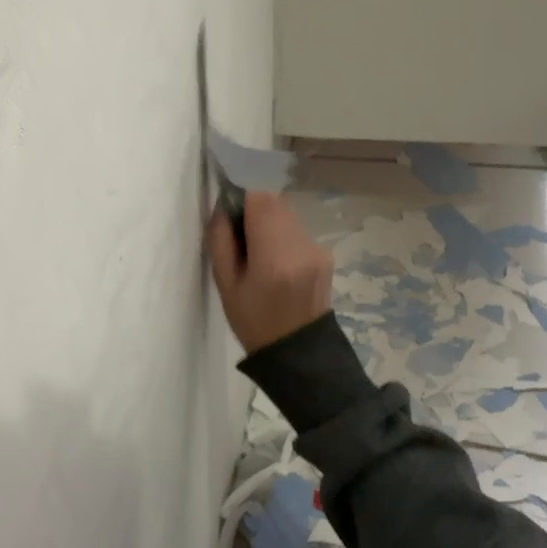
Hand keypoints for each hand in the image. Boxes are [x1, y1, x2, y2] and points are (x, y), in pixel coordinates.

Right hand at [208, 192, 333, 352]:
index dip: (241, 196)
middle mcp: (301, 246)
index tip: (227, 211)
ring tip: (256, 252)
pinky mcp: (325, 253)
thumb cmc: (252, 320)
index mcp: (273, 257)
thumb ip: (221, 239)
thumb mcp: (224, 283)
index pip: (260, 199)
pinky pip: (296, 230)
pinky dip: (281, 235)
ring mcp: (317, 249)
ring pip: (286, 214)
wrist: (298, 351)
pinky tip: (275, 262)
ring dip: (267, 221)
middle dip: (253, 209)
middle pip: (275, 202)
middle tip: (238, 235)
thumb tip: (222, 205)